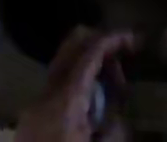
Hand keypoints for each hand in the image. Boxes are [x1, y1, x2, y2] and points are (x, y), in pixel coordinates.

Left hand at [15, 27, 135, 141]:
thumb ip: (115, 126)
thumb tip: (114, 112)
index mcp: (65, 101)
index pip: (91, 51)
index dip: (115, 39)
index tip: (136, 40)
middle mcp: (45, 96)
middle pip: (72, 46)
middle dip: (101, 46)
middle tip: (123, 68)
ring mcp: (34, 108)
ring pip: (64, 65)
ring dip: (89, 67)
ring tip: (111, 96)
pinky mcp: (30, 123)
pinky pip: (57, 88)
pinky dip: (78, 85)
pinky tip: (92, 110)